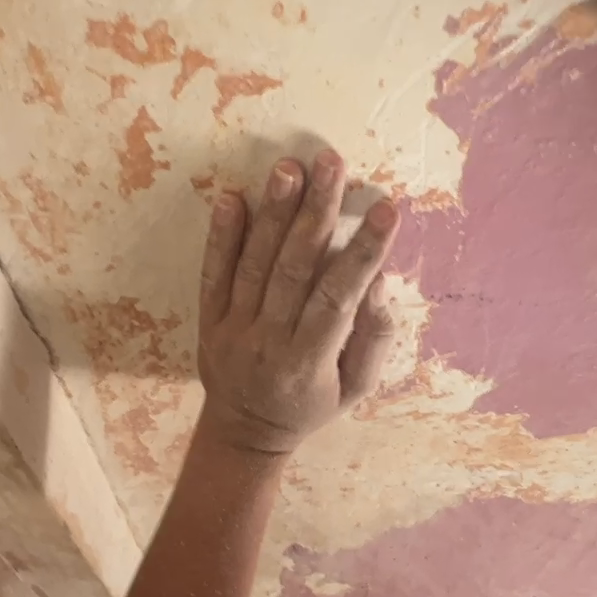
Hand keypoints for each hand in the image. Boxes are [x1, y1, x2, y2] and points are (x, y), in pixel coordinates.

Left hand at [194, 150, 399, 455]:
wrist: (244, 433)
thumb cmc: (310, 407)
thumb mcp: (355, 389)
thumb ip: (373, 340)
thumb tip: (380, 283)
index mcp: (309, 361)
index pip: (339, 298)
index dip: (364, 252)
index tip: (387, 209)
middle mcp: (268, 342)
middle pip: (292, 270)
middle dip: (315, 213)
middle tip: (330, 163)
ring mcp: (232, 330)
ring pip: (253, 265)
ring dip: (272, 213)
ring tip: (288, 168)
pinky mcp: (208, 321)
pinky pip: (212, 275)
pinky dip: (220, 236)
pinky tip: (231, 198)